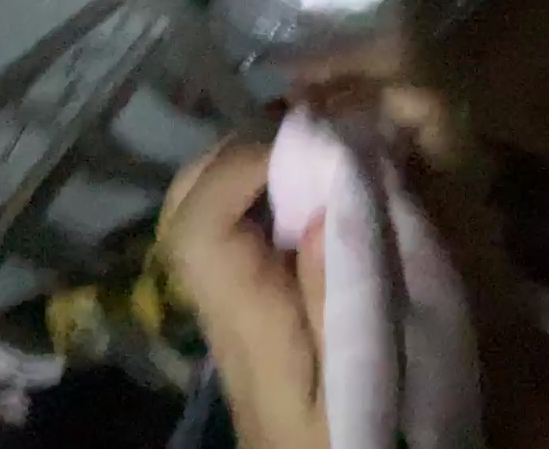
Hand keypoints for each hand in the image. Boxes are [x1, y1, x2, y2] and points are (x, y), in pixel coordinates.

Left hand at [161, 142, 328, 448]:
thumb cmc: (354, 437)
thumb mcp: (360, 382)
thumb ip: (338, 302)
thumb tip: (320, 210)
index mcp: (245, 317)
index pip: (196, 226)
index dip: (242, 165)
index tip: (315, 141)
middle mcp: (226, 296)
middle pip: (187, 201)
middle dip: (246, 147)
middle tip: (320, 130)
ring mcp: (239, 292)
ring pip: (214, 202)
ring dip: (267, 158)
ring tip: (334, 143)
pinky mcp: (262, 294)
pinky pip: (252, 219)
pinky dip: (286, 184)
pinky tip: (339, 183)